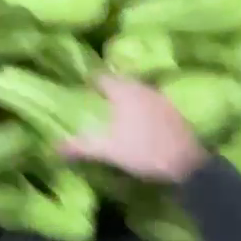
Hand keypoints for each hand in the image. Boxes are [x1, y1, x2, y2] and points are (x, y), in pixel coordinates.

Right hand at [60, 76, 208, 183]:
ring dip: (127, 96)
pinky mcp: (173, 111)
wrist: (187, 164)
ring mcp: (160, 98)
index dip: (91, 81)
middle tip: (97, 98)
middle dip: (109, 87)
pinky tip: (139, 119)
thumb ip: (80, 145)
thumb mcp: (107, 150)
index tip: (82, 87)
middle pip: (121, 81)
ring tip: (116, 108)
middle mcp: (142, 88)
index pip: (102, 77)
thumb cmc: (143, 150)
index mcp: (124, 91)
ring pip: (138, 90)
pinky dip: (141, 106)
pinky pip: (151, 101)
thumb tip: (54, 146)